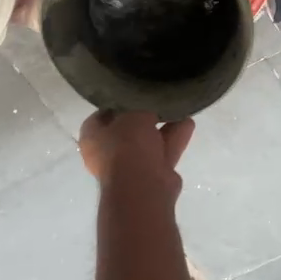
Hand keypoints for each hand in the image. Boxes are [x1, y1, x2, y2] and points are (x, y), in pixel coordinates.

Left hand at [79, 111, 196, 200]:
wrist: (143, 185)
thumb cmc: (128, 145)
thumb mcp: (134, 115)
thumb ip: (141, 107)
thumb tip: (150, 109)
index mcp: (92, 137)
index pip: (103, 115)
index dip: (119, 103)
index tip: (136, 94)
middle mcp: (107, 152)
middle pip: (128, 130)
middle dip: (146, 117)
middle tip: (160, 102)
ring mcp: (130, 165)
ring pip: (149, 141)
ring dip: (164, 127)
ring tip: (181, 110)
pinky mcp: (152, 174)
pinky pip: (164, 151)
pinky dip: (175, 138)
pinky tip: (188, 123)